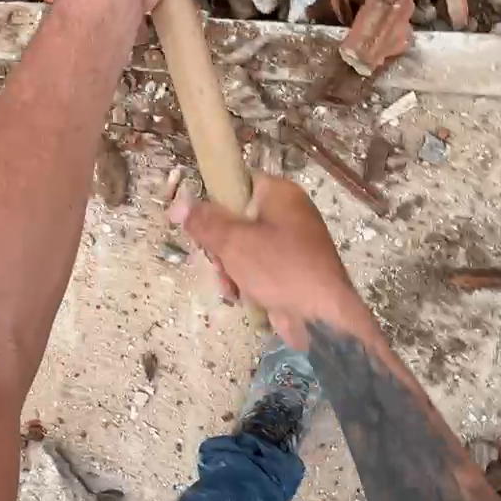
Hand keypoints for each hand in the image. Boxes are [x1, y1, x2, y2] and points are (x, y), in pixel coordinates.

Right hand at [169, 174, 368, 350]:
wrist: (322, 317)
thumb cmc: (280, 270)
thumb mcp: (234, 243)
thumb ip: (204, 223)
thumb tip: (178, 206)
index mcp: (280, 194)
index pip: (237, 183)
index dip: (212, 202)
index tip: (196, 225)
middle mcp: (288, 212)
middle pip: (236, 218)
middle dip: (219, 245)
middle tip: (213, 262)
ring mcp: (291, 242)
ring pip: (243, 246)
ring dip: (229, 267)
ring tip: (229, 286)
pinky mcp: (291, 268)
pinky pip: (257, 265)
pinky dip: (246, 279)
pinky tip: (241, 295)